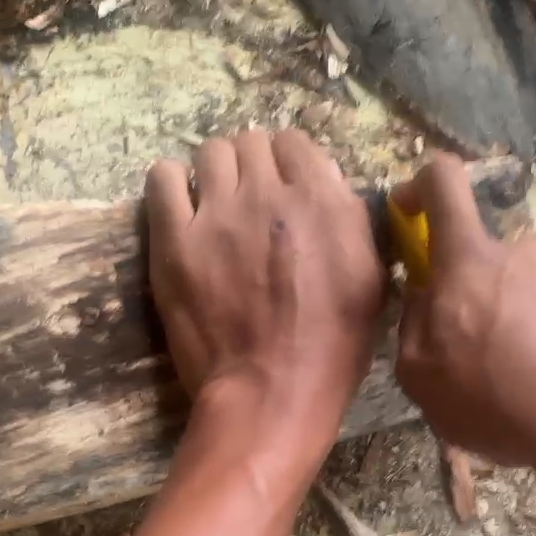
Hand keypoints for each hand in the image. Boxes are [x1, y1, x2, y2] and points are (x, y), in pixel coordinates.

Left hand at [146, 129, 385, 458]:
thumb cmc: (331, 349)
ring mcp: (217, 215)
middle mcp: (269, 194)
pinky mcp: (174, 241)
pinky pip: (164, 179)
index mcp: (322, 201)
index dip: (290, 164)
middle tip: (251, 202)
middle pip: (251, 142)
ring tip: (217, 206)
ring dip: (216, 172)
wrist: (271, 393)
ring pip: (210, 153)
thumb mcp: (370, 281)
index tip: (285, 190)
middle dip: (253, 166)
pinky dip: (174, 184)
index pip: (296, 143)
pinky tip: (182, 208)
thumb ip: (352, 224)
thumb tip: (330, 190)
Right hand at [393, 154, 535, 483]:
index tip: (407, 212)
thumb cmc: (493, 398)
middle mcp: (519, 254)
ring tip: (505, 385)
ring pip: (515, 292)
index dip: (419, 186)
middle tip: (462, 355)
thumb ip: (411, 325)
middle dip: (464, 296)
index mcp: (468, 260)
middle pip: (478, 258)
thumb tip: (421, 296)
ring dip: (503, 326)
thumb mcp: (419, 375)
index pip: (443, 182)